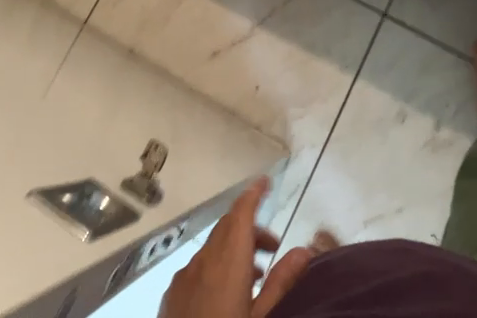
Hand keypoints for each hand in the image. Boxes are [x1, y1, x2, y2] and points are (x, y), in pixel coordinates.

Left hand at [160, 179, 317, 317]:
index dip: (253, 195)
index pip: (240, 215)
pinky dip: (217, 265)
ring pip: (212, 248)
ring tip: (257, 275)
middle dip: (250, 227)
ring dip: (235, 249)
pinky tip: (227, 293)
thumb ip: (282, 283)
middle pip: (226, 228)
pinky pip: (198, 267)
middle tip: (274, 246)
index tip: (266, 181)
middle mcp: (202, 262)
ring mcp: (183, 278)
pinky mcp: (171, 295)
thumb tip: (305, 250)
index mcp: (227, 264)